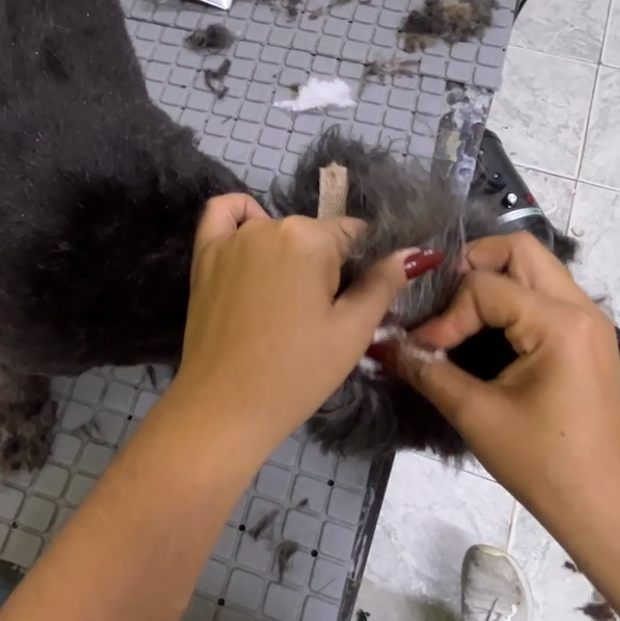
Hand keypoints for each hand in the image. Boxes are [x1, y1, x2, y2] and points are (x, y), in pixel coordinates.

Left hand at [161, 193, 417, 448]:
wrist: (224, 406)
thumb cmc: (296, 373)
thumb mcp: (352, 331)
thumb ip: (384, 284)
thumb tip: (416, 253)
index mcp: (310, 239)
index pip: (354, 234)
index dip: (362, 266)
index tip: (353, 302)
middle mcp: (269, 226)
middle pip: (314, 235)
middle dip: (325, 265)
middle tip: (319, 315)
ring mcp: (231, 239)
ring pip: (275, 230)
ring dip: (288, 254)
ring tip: (286, 301)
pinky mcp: (203, 255)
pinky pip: (222, 214)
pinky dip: (241, 215)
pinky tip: (251, 236)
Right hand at [382, 232, 619, 522]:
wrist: (608, 508)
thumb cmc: (543, 463)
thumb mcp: (475, 414)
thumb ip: (426, 370)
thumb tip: (383, 345)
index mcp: (558, 323)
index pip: (484, 287)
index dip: (445, 314)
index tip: (421, 349)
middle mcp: (580, 308)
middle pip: (518, 251)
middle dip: (469, 267)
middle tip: (437, 302)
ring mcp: (588, 322)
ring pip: (533, 269)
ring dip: (490, 281)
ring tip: (453, 316)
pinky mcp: (585, 339)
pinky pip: (542, 295)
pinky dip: (508, 300)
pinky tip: (481, 333)